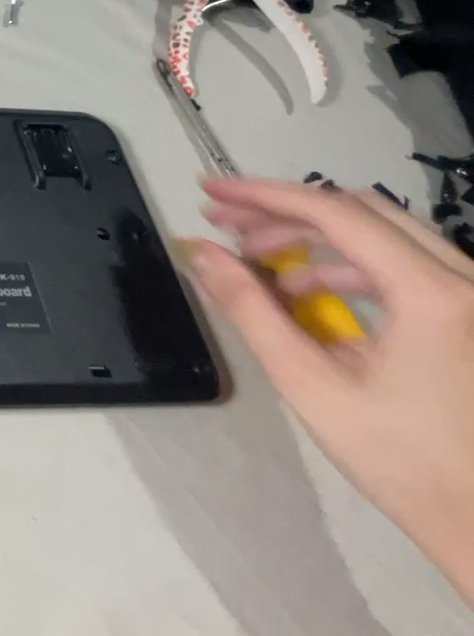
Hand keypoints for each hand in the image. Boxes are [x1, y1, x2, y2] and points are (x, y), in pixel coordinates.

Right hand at [186, 177, 473, 601]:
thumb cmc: (399, 455)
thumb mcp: (307, 380)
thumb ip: (249, 307)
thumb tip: (199, 251)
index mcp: (434, 296)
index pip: (335, 214)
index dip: (263, 194)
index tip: (207, 190)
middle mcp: (468, 284)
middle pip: (363, 214)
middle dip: (283, 210)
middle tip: (222, 220)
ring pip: (385, 236)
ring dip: (312, 237)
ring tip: (254, 258)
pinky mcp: (472, 319)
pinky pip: (405, 267)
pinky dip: (344, 264)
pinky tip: (304, 292)